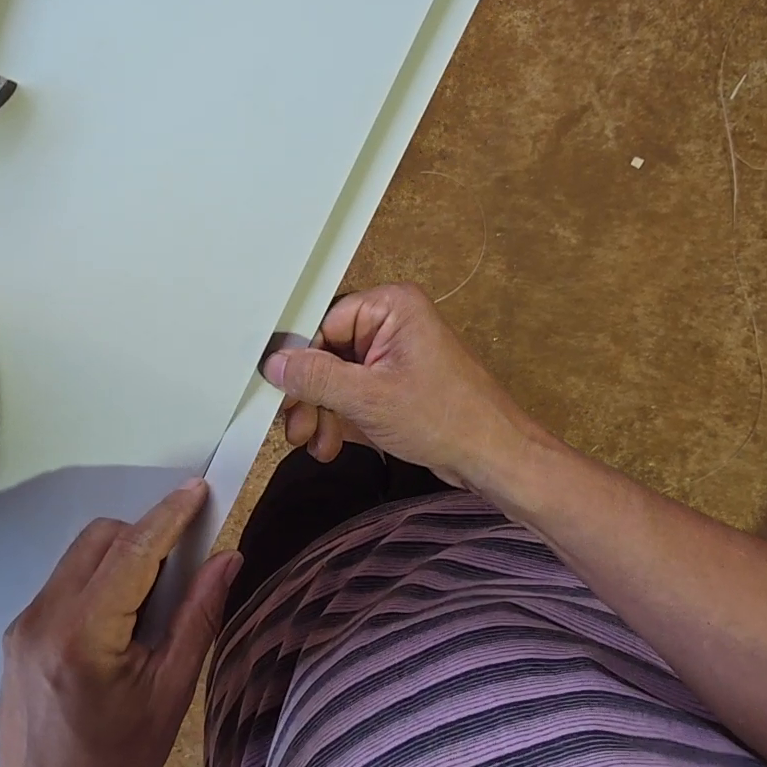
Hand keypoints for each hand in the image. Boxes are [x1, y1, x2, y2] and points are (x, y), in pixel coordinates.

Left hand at [0, 480, 241, 766]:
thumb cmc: (115, 761)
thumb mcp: (170, 693)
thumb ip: (199, 616)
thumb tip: (227, 558)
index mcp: (83, 636)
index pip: (132, 550)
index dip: (169, 515)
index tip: (197, 489)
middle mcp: (43, 619)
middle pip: (100, 538)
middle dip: (144, 535)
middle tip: (179, 565)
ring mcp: (24, 623)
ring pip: (79, 554)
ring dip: (120, 556)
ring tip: (147, 603)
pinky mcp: (17, 632)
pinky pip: (64, 580)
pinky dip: (97, 579)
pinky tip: (116, 621)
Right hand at [260, 283, 545, 488]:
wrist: (494, 459)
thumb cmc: (445, 419)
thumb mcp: (369, 398)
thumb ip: (316, 378)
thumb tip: (272, 363)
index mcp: (391, 306)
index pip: (323, 322)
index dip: (300, 360)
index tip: (279, 392)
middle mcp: (391, 323)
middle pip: (327, 352)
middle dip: (310, 395)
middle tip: (295, 428)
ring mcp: (393, 354)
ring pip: (336, 377)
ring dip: (321, 413)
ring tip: (315, 444)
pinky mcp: (395, 383)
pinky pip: (353, 393)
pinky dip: (339, 419)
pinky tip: (331, 445)